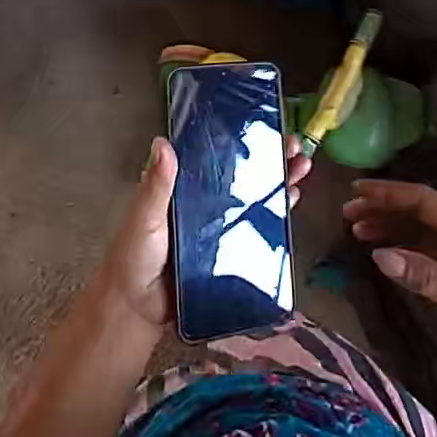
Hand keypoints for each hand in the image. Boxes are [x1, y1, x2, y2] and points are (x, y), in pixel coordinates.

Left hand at [92, 134, 314, 329]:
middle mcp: (206, 202)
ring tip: (302, 166)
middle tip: (295, 146)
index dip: (242, 142)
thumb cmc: (135, 255)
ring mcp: (220, 226)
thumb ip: (156, 184)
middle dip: (271, 158)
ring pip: (255, 197)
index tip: (265, 128)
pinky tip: (293, 200)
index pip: (218, 156)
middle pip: (243, 174)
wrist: (138, 308)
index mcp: (185, 187)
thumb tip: (163, 142)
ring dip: (279, 181)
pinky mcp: (231, 253)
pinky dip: (277, 213)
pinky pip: (257, 229)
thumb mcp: (145, 215)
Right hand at [343, 180, 436, 385]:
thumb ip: (424, 276)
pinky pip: (426, 249)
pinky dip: (403, 248)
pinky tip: (387, 255)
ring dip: (390, 227)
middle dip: (382, 209)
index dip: (387, 192)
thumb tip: (379, 255)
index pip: (422, 199)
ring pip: (420, 229)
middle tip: (348, 215)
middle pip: (417, 211)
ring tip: (359, 232)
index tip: (356, 191)